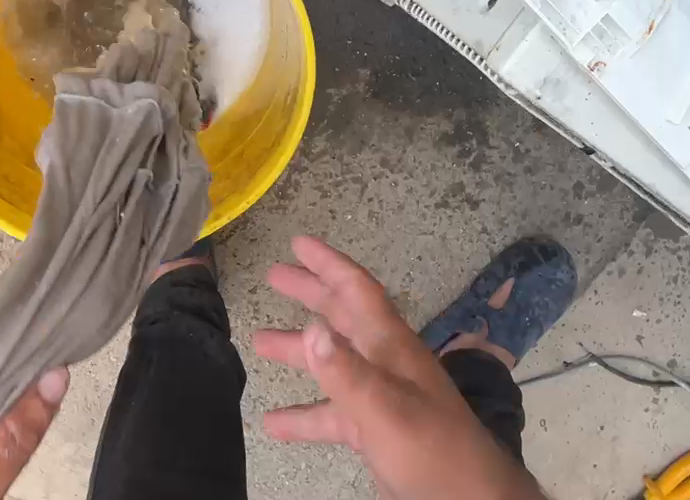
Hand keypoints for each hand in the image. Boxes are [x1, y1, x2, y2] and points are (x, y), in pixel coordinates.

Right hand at [252, 236, 545, 499]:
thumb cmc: (431, 446)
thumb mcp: (385, 408)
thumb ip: (347, 371)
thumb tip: (310, 327)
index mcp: (389, 343)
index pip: (356, 288)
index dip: (328, 263)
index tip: (298, 242)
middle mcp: (383, 359)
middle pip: (341, 315)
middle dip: (309, 293)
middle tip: (273, 275)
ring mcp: (379, 394)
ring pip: (332, 362)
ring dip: (298, 351)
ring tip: (258, 342)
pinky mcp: (375, 429)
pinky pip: (333, 412)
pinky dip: (304, 413)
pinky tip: (274, 423)